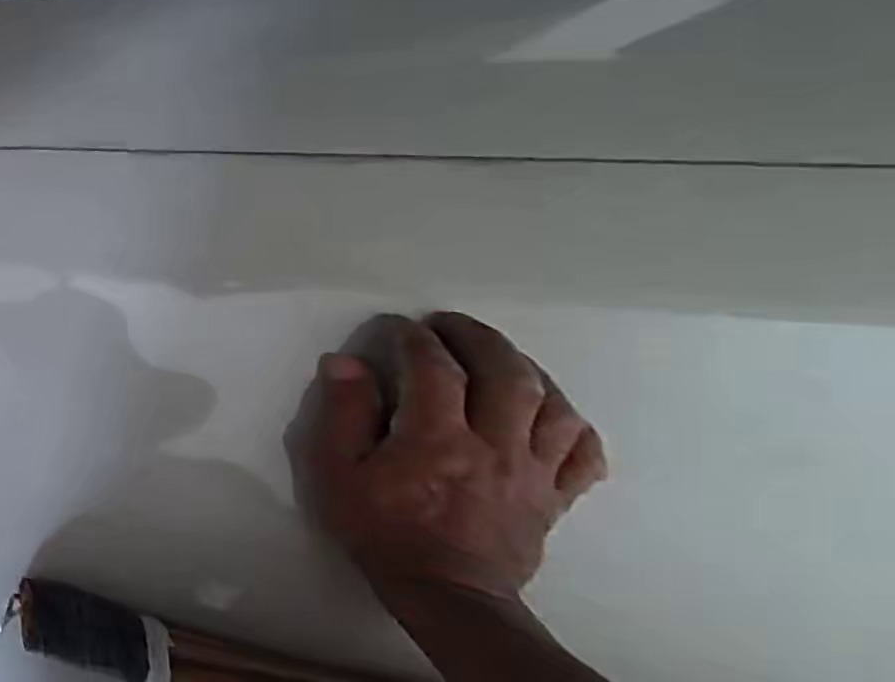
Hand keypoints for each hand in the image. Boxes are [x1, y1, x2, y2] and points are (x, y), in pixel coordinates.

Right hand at [301, 313, 606, 602]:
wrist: (445, 596)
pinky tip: (544, 408)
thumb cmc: (382, 529)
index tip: (396, 327)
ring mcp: (532, 472)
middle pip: (504, 373)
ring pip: (551, 403)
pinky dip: (569, 420)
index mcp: (437, 438)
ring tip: (493, 355)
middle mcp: (494, 447)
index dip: (413, 337)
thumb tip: (347, 361)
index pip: (433, 366)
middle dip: (474, 336)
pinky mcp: (554, 497)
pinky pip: (582, 452)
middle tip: (446, 324)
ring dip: (523, 367)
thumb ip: (342, 411)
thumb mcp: (336, 469)